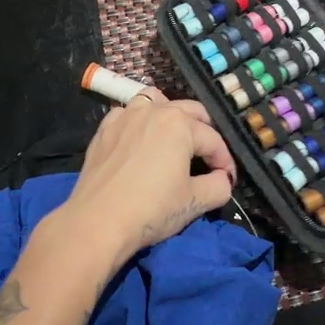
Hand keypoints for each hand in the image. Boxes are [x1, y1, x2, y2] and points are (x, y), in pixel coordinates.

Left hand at [52, 90, 237, 266]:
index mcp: (181, 124)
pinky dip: (139, 121)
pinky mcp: (105, 128)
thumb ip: (219, 186)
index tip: (228, 180)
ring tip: (174, 138)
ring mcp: (126, 116)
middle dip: (204, 133)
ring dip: (171, 115)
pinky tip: (139, 140)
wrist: (97, 223)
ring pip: (156, 101)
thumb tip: (223, 179)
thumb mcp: (194, 202)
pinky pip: (128, 114)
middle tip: (207, 159)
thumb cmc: (151, 209)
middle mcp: (155, 110)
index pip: (213, 140)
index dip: (225, 161)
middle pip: (190, 112)